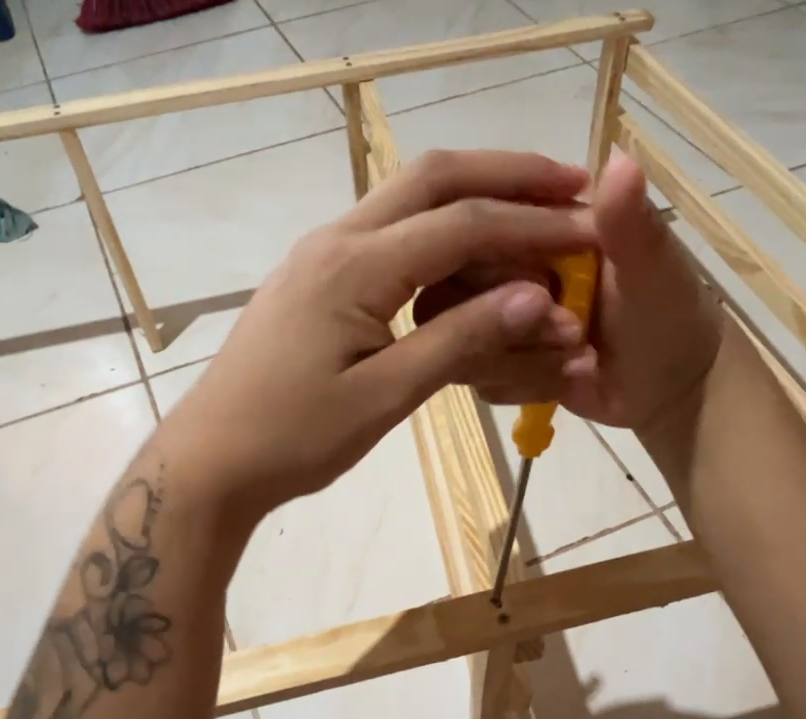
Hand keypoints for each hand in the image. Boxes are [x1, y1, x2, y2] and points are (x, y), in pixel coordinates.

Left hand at [157, 150, 597, 520]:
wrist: (211, 458)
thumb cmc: (294, 437)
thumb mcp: (384, 396)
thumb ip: (461, 340)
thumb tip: (538, 298)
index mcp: (355, 265)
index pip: (463, 223)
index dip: (534, 224)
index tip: (593, 231)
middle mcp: (337, 237)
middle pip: (434, 174)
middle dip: (509, 174)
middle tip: (573, 185)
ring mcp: (320, 251)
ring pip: (408, 194)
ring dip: (475, 191)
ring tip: (535, 206)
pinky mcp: (315, 274)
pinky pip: (388, 228)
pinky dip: (440, 223)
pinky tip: (469, 247)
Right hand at [428, 150, 722, 439]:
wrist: (676, 390)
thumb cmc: (669, 315)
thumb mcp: (651, 266)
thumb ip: (628, 221)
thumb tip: (620, 161)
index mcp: (537, 228)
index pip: (477, 225)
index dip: (499, 258)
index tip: (547, 286)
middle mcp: (507, 270)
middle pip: (453, 289)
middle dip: (511, 318)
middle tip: (572, 329)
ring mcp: (500, 323)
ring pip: (461, 341)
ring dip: (521, 357)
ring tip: (578, 356)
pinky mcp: (502, 367)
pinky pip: (480, 379)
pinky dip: (524, 383)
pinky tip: (567, 378)